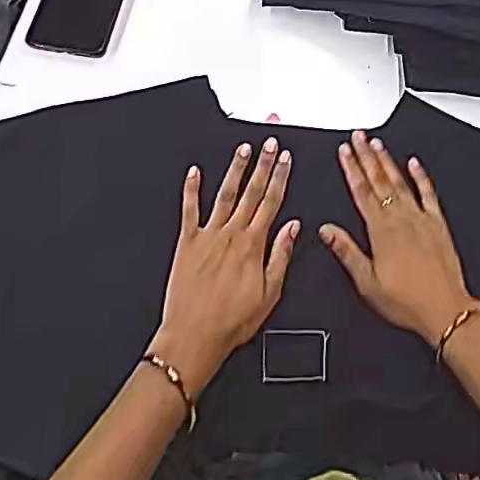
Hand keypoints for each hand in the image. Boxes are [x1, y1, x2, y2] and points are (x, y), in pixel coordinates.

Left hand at [148, 139, 297, 393]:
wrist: (194, 336)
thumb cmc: (231, 321)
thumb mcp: (269, 293)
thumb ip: (280, 255)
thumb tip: (292, 228)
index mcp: (252, 245)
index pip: (271, 202)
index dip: (279, 177)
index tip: (285, 159)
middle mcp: (230, 234)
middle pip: (251, 192)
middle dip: (262, 165)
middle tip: (268, 143)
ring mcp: (207, 235)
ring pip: (225, 194)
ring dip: (235, 169)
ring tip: (243, 149)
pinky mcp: (187, 242)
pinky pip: (189, 209)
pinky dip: (191, 189)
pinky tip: (194, 172)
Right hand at [322, 132, 478, 347]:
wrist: (445, 310)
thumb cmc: (407, 300)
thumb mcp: (367, 282)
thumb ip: (346, 251)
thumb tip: (326, 230)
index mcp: (381, 231)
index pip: (361, 191)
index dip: (351, 168)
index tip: (344, 151)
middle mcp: (401, 219)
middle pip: (379, 180)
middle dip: (366, 156)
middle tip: (357, 137)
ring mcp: (420, 219)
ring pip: (400, 181)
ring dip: (387, 160)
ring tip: (377, 143)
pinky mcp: (438, 224)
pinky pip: (428, 193)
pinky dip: (420, 176)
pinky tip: (414, 163)